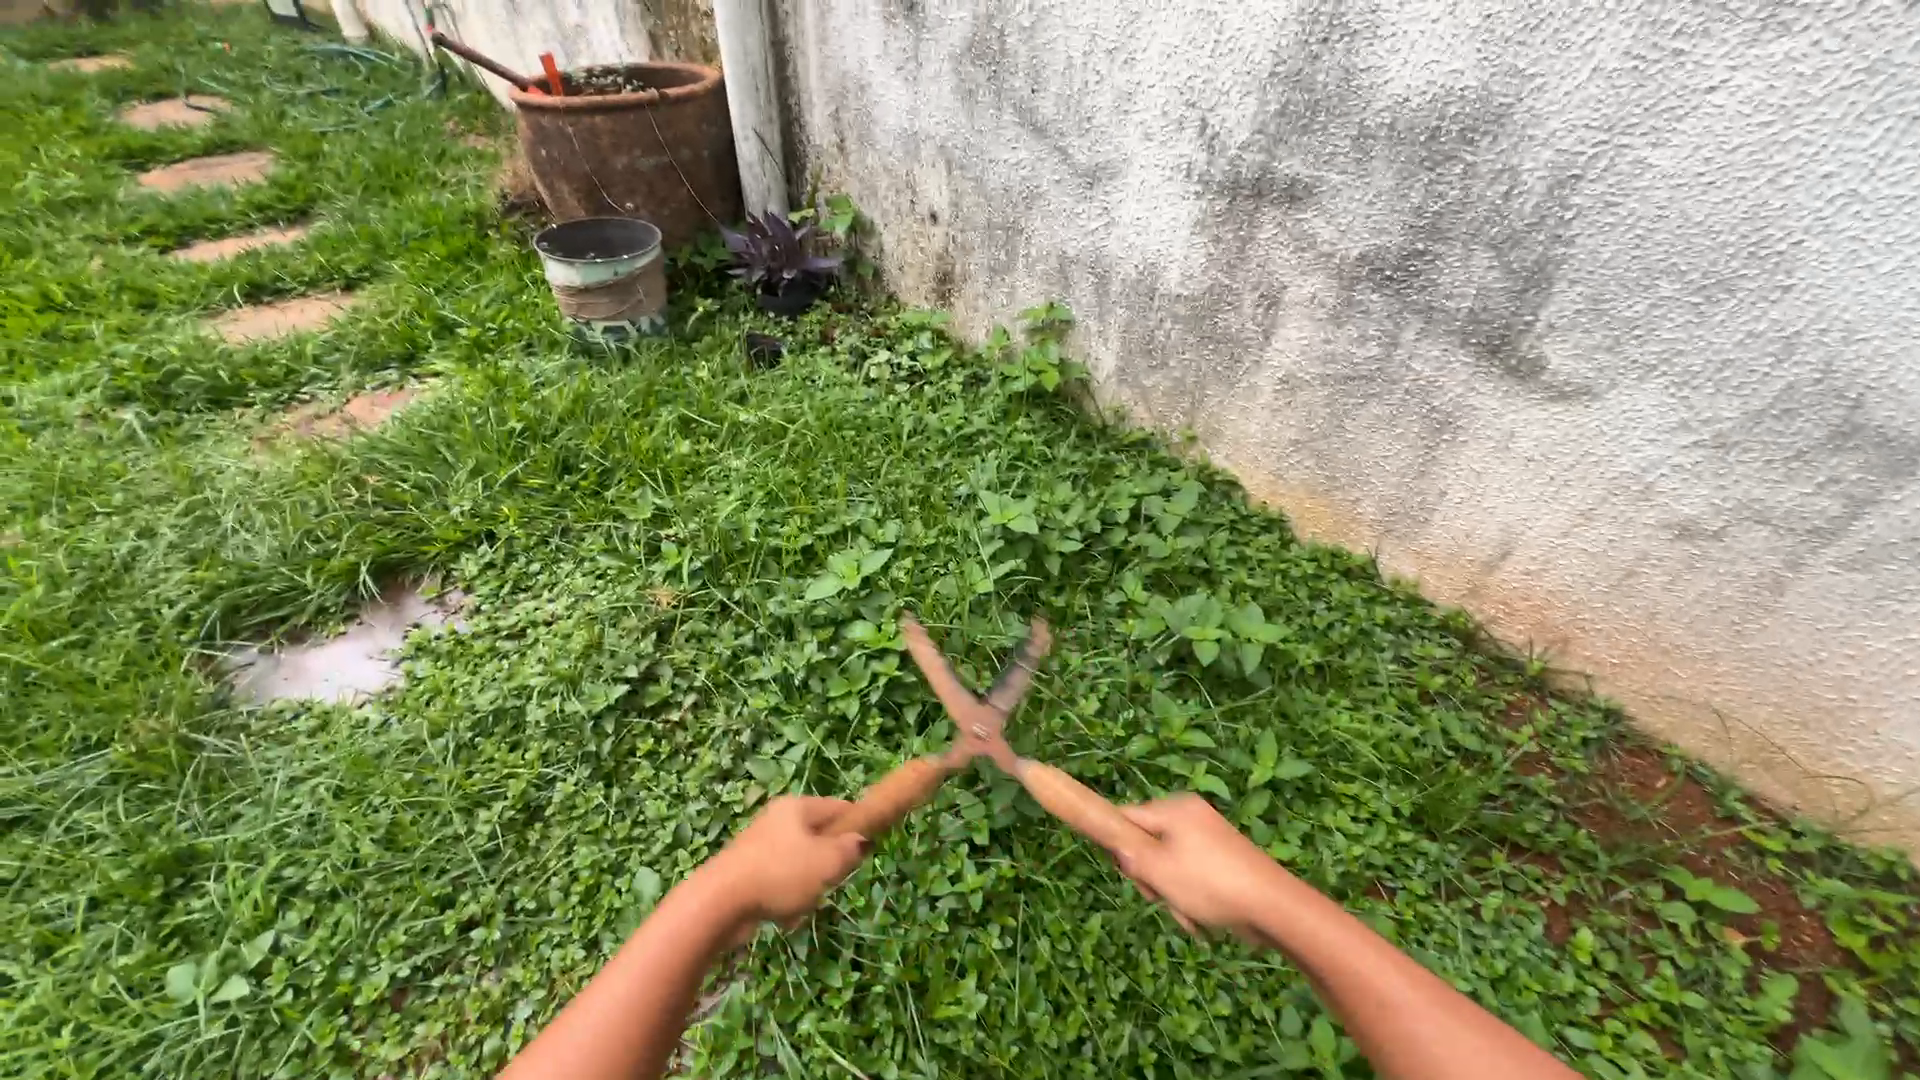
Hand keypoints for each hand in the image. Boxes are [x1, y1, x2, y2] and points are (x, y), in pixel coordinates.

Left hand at [696, 796, 869, 926]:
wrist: (719, 902)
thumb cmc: (780, 874)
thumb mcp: (827, 862)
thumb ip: (849, 849)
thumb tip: (859, 841)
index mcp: (797, 807)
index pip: (839, 806)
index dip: (857, 824)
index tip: (866, 848)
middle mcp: (776, 819)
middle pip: (818, 836)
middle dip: (829, 861)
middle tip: (834, 879)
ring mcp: (758, 845)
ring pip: (800, 862)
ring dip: (808, 884)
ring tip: (806, 901)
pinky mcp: (745, 872)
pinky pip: (779, 881)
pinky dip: (786, 897)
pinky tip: (785, 914)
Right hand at [1115, 794, 1288, 937]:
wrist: (1274, 906)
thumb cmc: (1209, 884)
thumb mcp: (1158, 870)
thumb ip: (1129, 855)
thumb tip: (1118, 847)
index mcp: (1174, 808)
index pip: (1128, 816)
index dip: (1120, 845)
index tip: (1128, 874)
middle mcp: (1191, 814)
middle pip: (1149, 841)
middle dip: (1151, 874)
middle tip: (1158, 897)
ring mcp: (1210, 834)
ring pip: (1170, 861)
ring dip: (1171, 890)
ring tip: (1185, 913)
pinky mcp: (1224, 856)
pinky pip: (1192, 869)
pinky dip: (1190, 892)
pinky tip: (1199, 917)